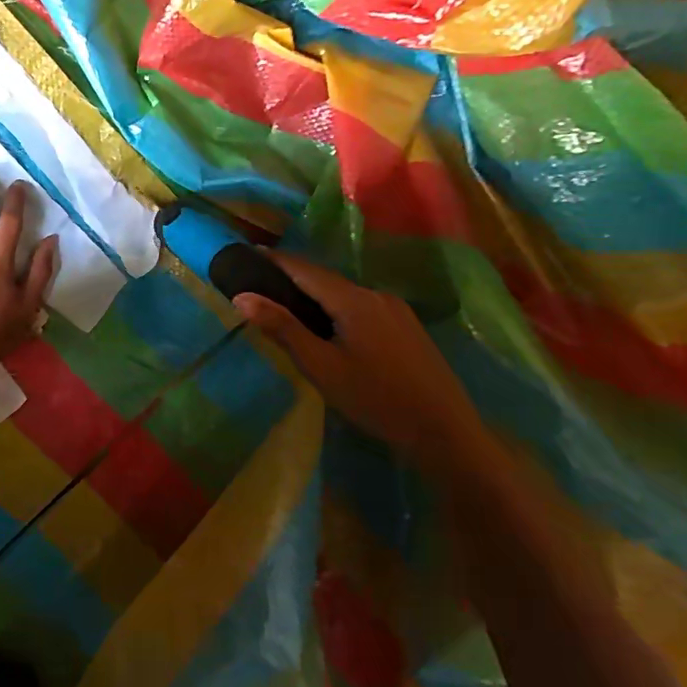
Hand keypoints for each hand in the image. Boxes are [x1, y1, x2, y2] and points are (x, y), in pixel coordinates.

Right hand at [233, 252, 485, 470]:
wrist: (444, 431)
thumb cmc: (374, 398)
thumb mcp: (320, 366)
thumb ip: (282, 328)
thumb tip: (242, 297)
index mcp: (353, 299)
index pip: (304, 268)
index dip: (274, 259)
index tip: (247, 254)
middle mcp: (376, 294)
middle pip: (325, 278)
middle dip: (293, 276)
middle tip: (261, 282)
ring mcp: (396, 309)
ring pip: (345, 292)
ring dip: (316, 294)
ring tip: (289, 305)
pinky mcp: (407, 326)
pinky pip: (362, 305)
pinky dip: (337, 306)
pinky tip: (329, 327)